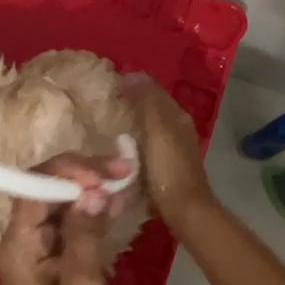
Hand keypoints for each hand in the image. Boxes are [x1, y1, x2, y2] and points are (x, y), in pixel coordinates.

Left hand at [0, 154, 124, 284]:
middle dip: (83, 176)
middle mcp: (23, 242)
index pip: (35, 187)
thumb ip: (85, 233)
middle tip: (122, 169)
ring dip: (91, 192)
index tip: (103, 174)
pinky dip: (92, 214)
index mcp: (18, 245)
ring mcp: (38, 253)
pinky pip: (70, 227)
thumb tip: (91, 190)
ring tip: (125, 177)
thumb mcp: (84, 284)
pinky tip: (117, 203)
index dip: (68, 171)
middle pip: (48, 191)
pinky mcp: (54, 264)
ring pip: (62, 207)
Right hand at [119, 73, 213, 223]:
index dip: (131, 83)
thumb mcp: (156, 128)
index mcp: (176, 115)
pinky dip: (132, 140)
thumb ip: (146, 100)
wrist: (184, 210)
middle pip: (151, 106)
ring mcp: (173, 148)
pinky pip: (145, 143)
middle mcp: (178, 127)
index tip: (105, 86)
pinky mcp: (165, 166)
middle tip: (100, 104)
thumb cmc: (168, 167)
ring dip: (130, 121)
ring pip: (148, 125)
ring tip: (104, 123)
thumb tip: (130, 74)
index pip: (152, 89)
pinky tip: (117, 148)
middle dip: (129, 101)